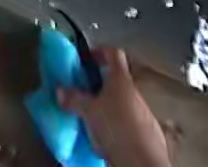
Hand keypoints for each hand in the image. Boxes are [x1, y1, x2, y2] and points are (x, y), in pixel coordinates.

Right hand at [57, 47, 170, 166]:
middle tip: (85, 93)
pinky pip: (128, 121)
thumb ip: (75, 99)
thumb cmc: (115, 127)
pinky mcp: (147, 132)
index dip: (100, 51)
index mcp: (121, 78)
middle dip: (100, 85)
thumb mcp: (89, 112)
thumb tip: (60, 90)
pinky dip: (117, 124)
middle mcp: (134, 90)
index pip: (114, 53)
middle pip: (117, 79)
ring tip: (92, 118)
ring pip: (122, 101)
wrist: (142, 161)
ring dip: (108, 106)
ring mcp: (143, 111)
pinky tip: (107, 137)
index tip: (87, 58)